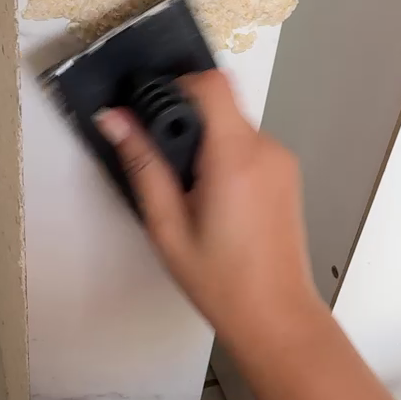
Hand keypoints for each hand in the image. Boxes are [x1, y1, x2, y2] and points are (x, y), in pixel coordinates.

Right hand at [96, 70, 326, 355]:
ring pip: (233, 123)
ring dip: (206, 141)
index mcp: (235, 157)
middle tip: (166, 166)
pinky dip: (225, 155)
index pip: (211, 84)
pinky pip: (248, 143)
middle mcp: (265, 148)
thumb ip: (142, 164)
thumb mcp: (167, 224)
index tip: (153, 111)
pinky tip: (214, 198)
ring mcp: (281, 159)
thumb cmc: (222, 281)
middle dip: (187, 121)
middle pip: (220, 102)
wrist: (277, 316)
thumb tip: (114, 119)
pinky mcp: (286, 171)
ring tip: (190, 192)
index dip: (178, 85)